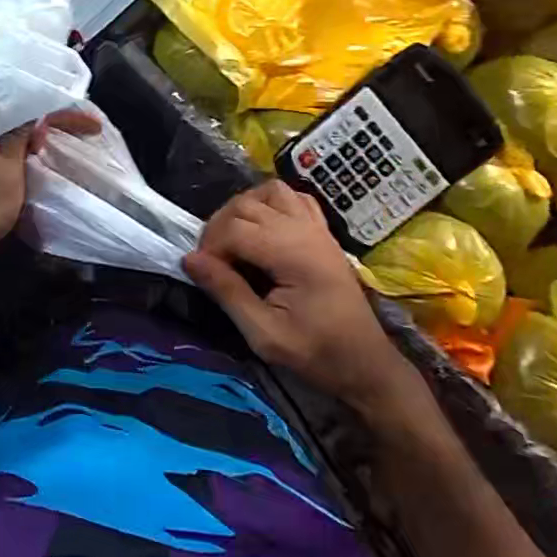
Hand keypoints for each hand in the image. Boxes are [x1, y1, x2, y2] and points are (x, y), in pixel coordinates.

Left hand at [0, 109, 102, 277]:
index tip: (85, 118)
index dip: (54, 108)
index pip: (20, 105)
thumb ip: (19, 138)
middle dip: (51, 117)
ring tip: (73, 131)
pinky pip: (8, 144)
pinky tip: (46, 148)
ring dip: (41, 130)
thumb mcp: (6, 174)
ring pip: (14, 129)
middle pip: (18, 114)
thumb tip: (36, 114)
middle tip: (86, 125)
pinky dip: (28, 144)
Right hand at [185, 181, 415, 411]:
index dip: (210, 247)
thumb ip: (227, 292)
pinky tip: (264, 228)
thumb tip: (190, 259)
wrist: (366, 364)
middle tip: (213, 262)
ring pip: (268, 192)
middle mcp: (304, 230)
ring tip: (234, 240)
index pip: (234, 228)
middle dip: (219, 228)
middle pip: (245, 204)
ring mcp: (316, 227)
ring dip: (243, 209)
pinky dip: (271, 203)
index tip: (202, 274)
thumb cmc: (317, 353)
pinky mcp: (323, 232)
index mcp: (292, 253)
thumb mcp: (264, 334)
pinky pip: (293, 197)